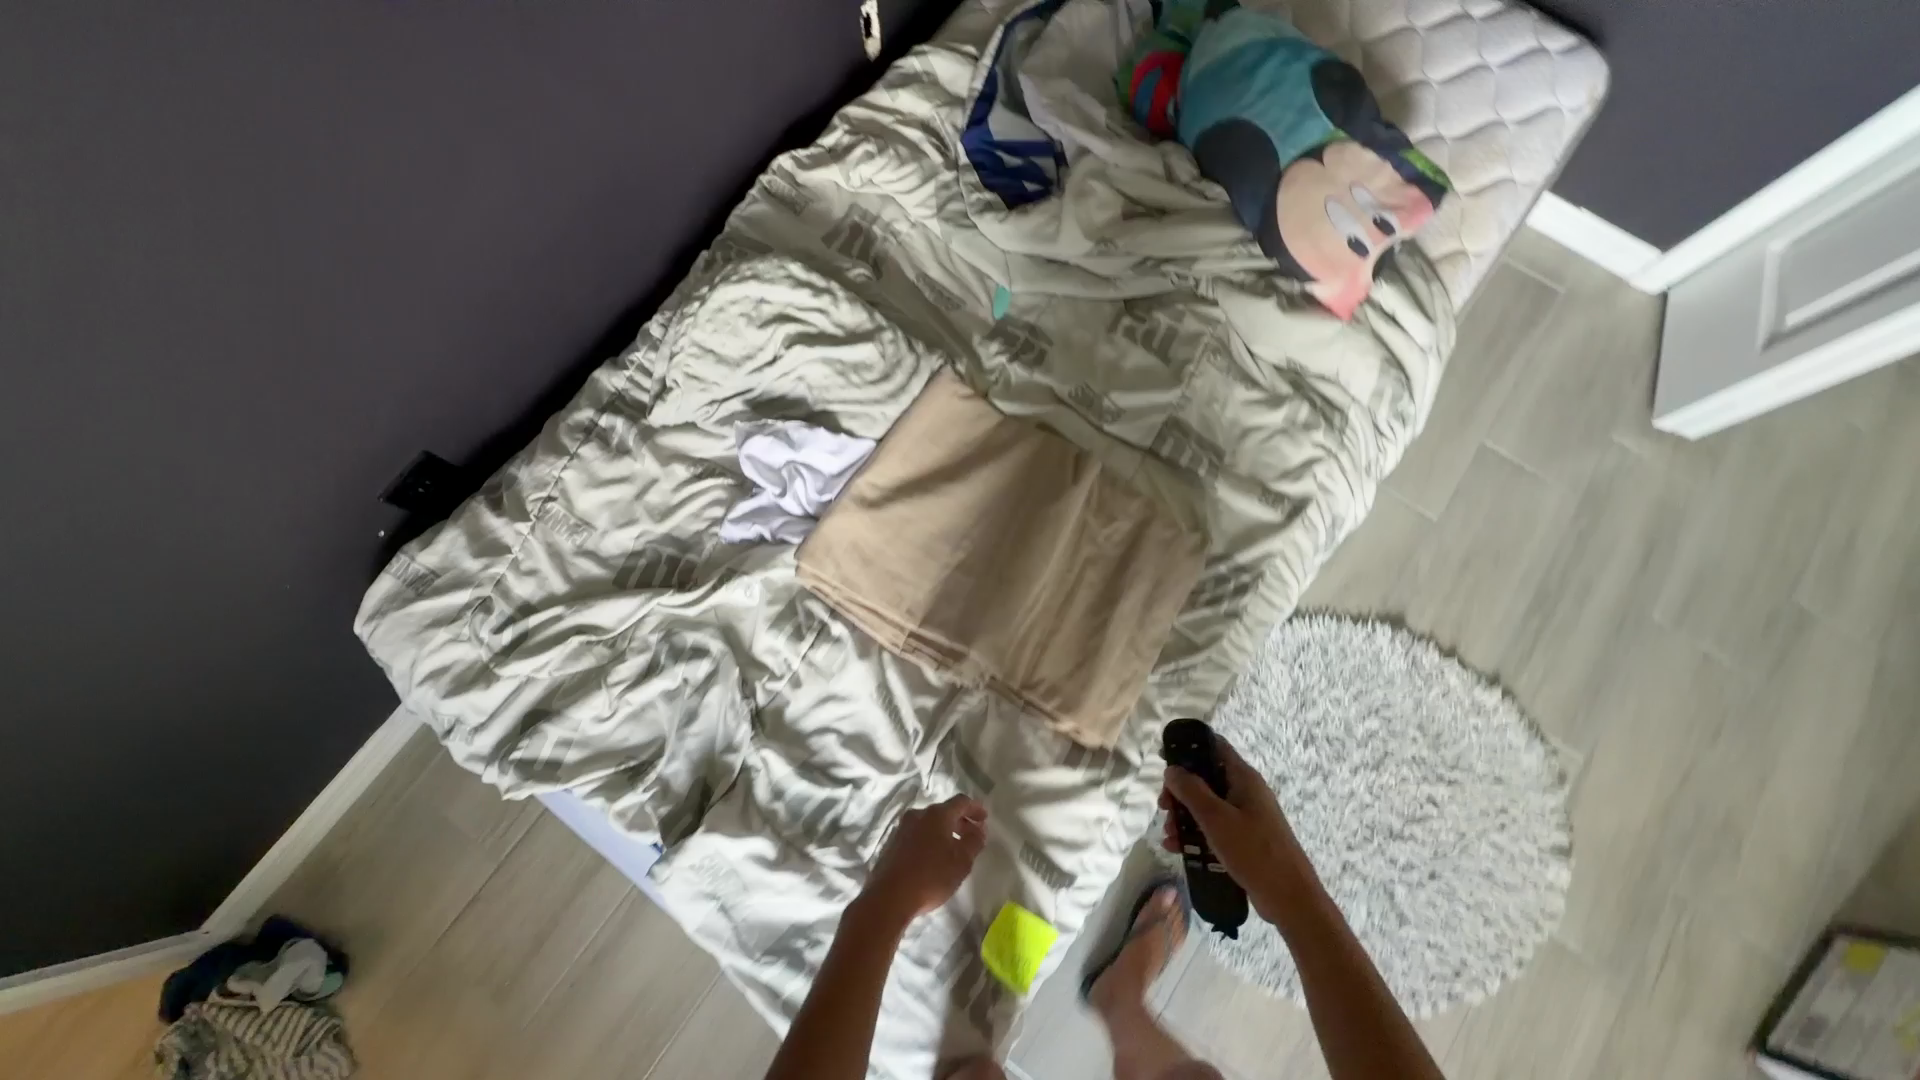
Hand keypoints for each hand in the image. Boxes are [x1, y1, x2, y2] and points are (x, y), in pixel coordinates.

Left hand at [862, 795, 988, 926]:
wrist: (889, 897)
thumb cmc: (931, 876)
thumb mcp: (961, 862)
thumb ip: (974, 842)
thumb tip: (979, 830)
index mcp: (937, 814)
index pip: (960, 802)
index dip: (975, 808)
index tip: (984, 819)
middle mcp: (918, 815)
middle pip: (944, 811)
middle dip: (960, 821)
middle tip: (972, 835)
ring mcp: (902, 828)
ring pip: (929, 823)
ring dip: (945, 832)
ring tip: (955, 849)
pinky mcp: (892, 843)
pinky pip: (917, 834)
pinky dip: (931, 839)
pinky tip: (935, 857)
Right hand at [1158, 735, 1310, 918]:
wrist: (1290, 899)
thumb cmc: (1254, 851)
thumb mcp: (1216, 818)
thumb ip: (1190, 790)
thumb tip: (1172, 769)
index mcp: (1244, 779)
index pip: (1214, 746)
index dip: (1188, 747)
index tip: (1163, 758)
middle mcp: (1246, 792)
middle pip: (1206, 779)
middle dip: (1180, 791)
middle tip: (1164, 807)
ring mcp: (1247, 817)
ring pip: (1207, 806)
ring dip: (1184, 816)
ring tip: (1169, 835)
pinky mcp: (1245, 839)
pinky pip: (1214, 828)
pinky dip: (1196, 834)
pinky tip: (1177, 849)